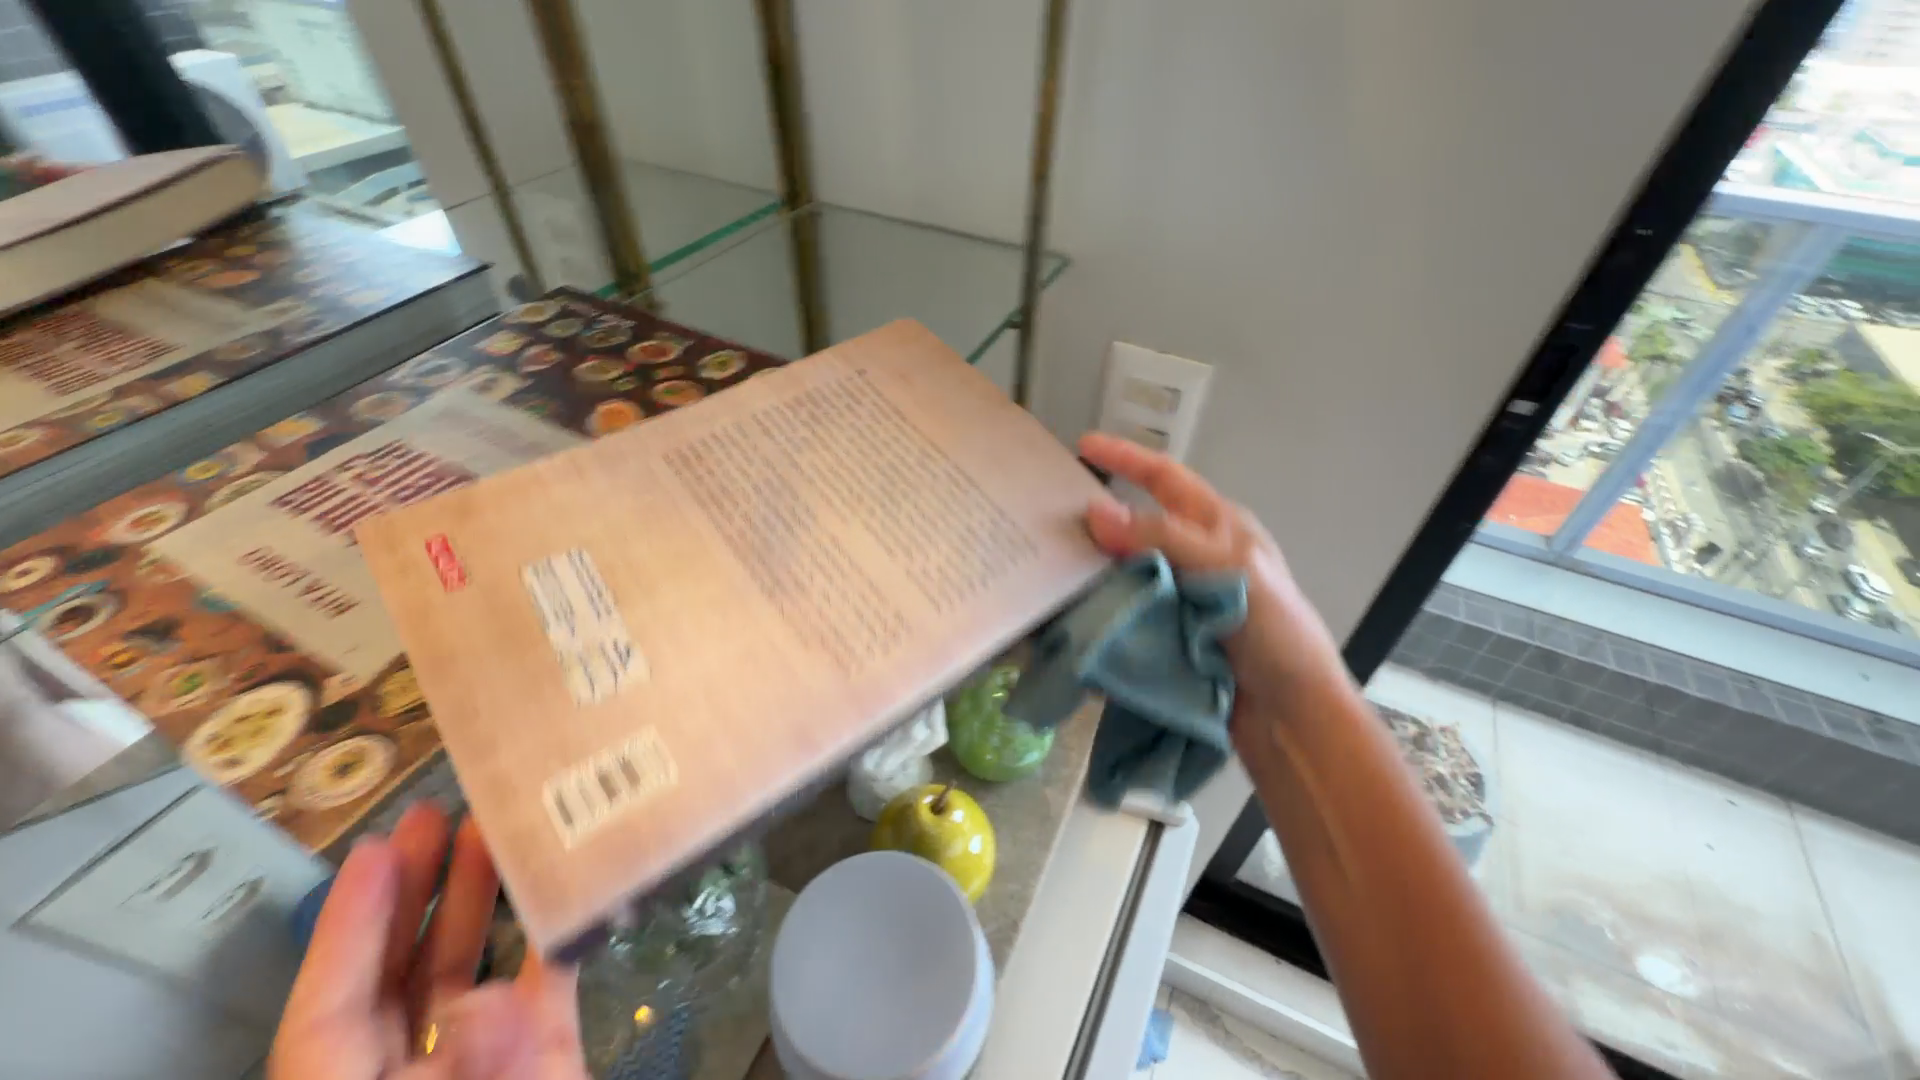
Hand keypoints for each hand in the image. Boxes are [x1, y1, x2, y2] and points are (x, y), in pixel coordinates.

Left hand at [269, 802, 588, 1079]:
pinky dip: (556, 930)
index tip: (374, 851)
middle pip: (399, 968)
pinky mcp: (548, 1049)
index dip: (346, 926)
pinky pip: (549, 982)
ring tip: (491, 827)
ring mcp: (483, 1058)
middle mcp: (409, 1064)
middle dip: (413, 888)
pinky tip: (562, 879)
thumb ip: (463, 1062)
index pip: (330, 1005)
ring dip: (479, 895)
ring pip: (471, 964)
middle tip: (430, 814)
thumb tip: (492, 997)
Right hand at [1077, 433, 1349, 744]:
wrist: (1292, 713)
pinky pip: (1122, 617)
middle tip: (1049, 524)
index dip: (1125, 459)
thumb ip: (1163, 538)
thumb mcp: (1228, 568)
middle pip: (1134, 528)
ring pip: (1122, 574)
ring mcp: (1177, 599)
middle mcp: (1193, 557)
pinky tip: (1070, 621)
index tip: (1082, 446)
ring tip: (1047, 575)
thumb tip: (1096, 511)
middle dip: (1096, 524)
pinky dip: (1099, 617)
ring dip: (1091, 576)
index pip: (1164, 479)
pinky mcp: (1164, 637)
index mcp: (1217, 528)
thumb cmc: (1276, 630)